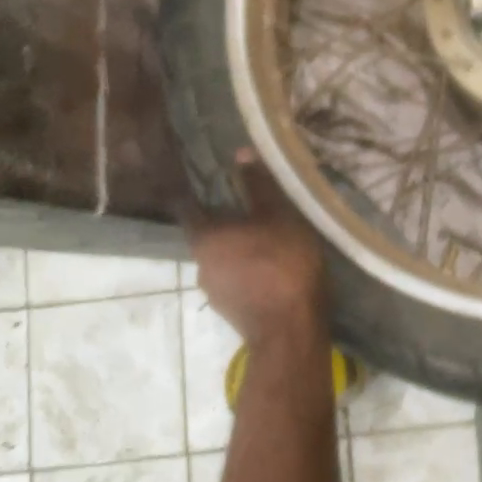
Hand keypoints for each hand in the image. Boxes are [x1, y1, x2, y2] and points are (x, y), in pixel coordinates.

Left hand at [189, 150, 326, 345]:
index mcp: (204, 236)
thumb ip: (259, 187)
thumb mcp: (278, 217)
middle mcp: (199, 263)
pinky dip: (251, 275)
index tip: (213, 185)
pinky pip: (238, 283)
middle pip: (209, 237)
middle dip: (229, 227)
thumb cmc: (283, 265)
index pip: (190, 207)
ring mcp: (214, 291)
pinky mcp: (232, 311)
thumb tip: (240, 152)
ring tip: (270, 247)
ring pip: (224, 262)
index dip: (200, 194)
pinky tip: (274, 274)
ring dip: (241, 254)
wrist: (290, 330)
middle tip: (256, 216)